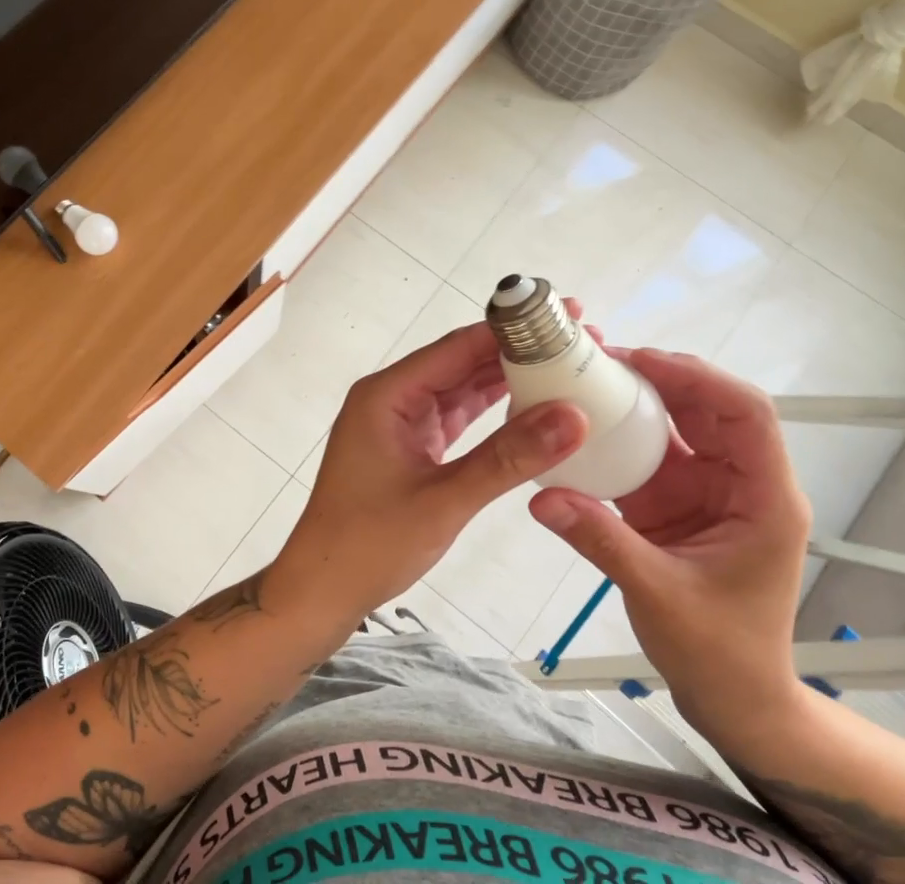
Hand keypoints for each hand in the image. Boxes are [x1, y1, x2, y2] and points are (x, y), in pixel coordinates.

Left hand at [263, 321, 588, 624]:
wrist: (322, 588)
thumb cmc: (369, 544)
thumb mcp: (444, 500)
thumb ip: (508, 458)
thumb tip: (575, 416)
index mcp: (386, 396)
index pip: (457, 348)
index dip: (513, 330)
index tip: (568, 315)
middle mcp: (391, 399)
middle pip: (461, 362)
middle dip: (518, 352)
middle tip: (582, 340)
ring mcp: (400, 423)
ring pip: (462, 389)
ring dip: (509, 381)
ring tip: (569, 368)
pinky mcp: (411, 448)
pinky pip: (457, 418)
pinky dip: (492, 412)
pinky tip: (534, 407)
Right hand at [527, 349, 810, 726]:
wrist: (733, 695)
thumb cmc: (720, 651)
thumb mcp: (659, 594)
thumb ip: (602, 541)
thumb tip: (541, 497)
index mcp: (764, 498)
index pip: (745, 414)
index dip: (698, 379)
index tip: (640, 360)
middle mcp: (739, 484)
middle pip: (709, 409)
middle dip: (660, 378)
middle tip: (599, 362)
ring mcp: (707, 493)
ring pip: (676, 428)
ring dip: (636, 403)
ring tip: (585, 382)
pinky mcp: (676, 505)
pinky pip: (648, 458)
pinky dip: (617, 439)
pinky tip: (580, 428)